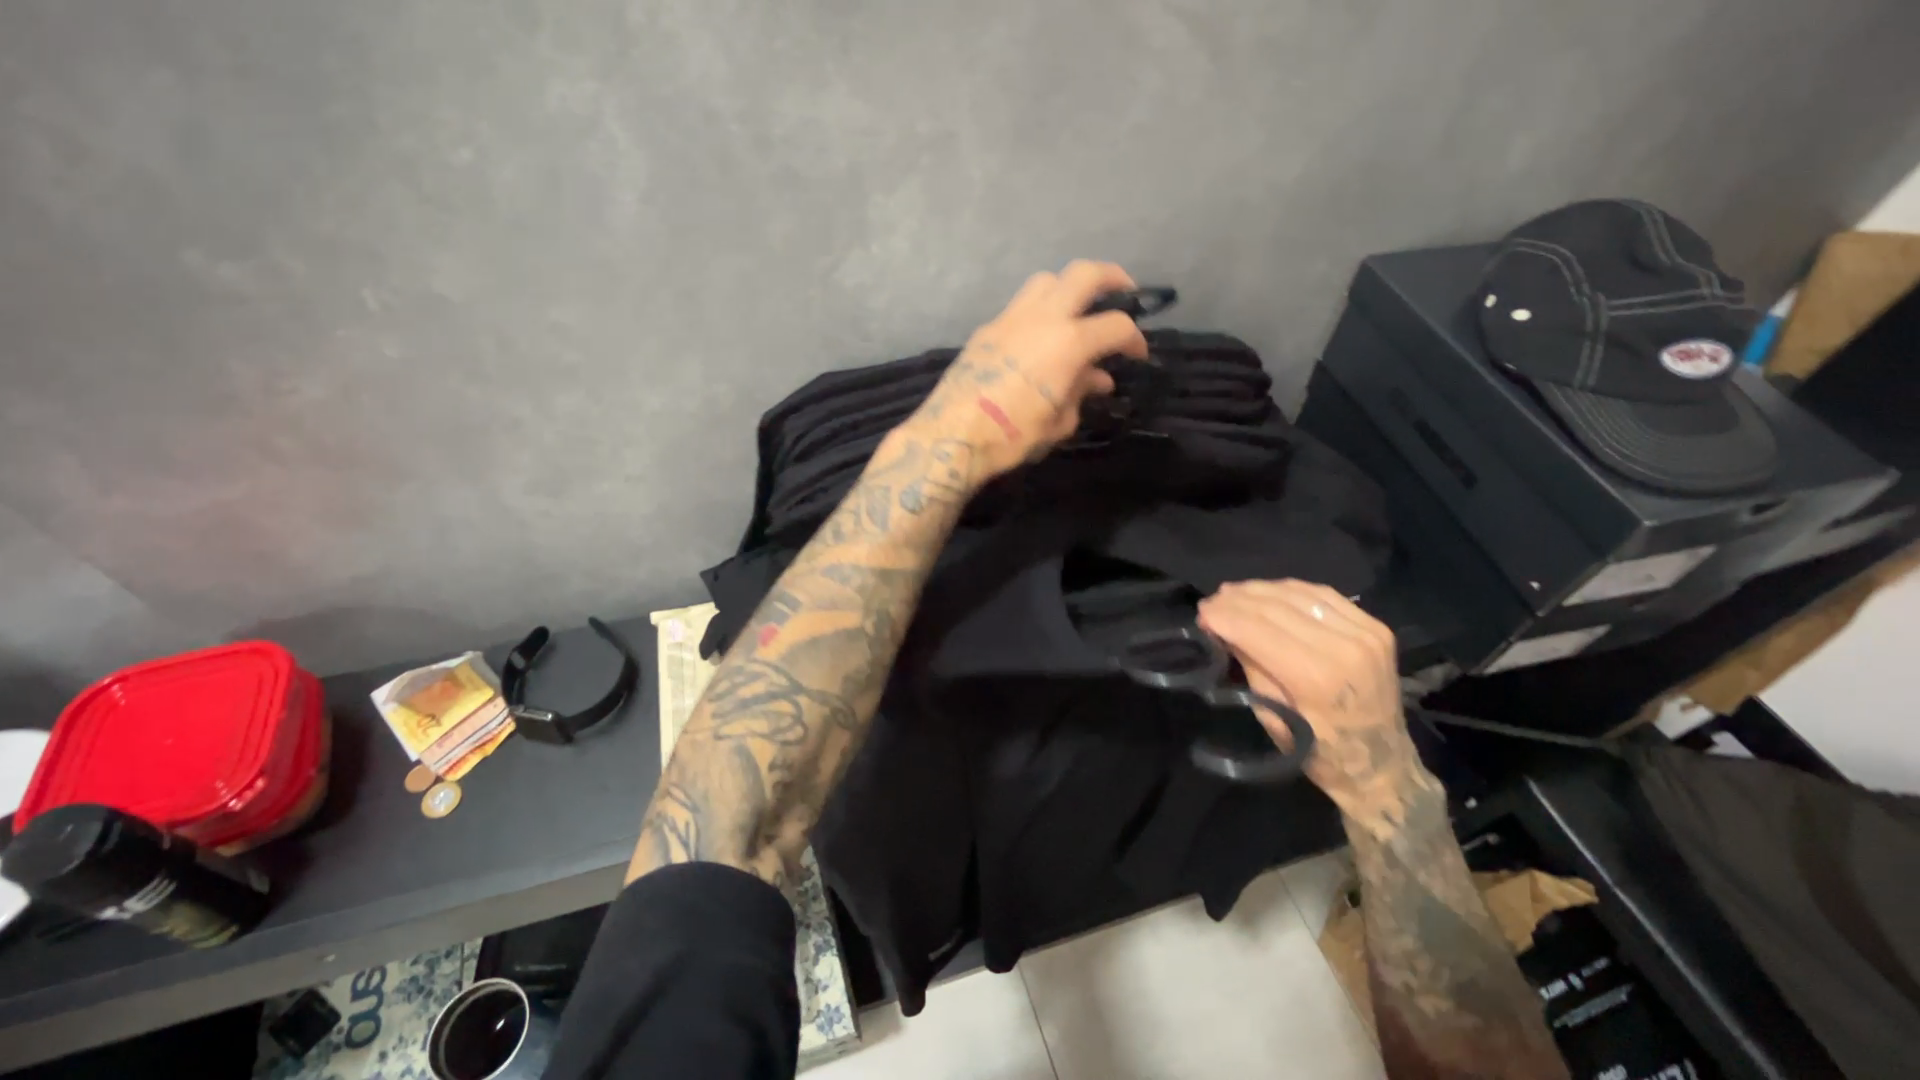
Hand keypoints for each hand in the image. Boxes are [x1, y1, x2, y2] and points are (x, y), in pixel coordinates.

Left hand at [907, 260, 1148, 478]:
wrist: (952, 436)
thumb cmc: (1013, 436)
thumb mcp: (1059, 421)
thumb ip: (1081, 392)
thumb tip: (1097, 379)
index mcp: (1069, 342)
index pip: (1116, 325)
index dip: (1134, 339)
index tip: (1137, 355)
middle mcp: (1042, 318)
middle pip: (1084, 274)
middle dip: (1111, 277)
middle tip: (1124, 292)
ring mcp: (1010, 318)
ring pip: (1047, 280)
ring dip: (1069, 287)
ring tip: (1078, 310)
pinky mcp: (987, 329)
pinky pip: (1021, 305)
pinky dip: (1039, 312)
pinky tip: (1042, 338)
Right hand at [1197, 580, 1418, 815]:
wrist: (1382, 764)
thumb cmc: (1318, 752)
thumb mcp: (1272, 716)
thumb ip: (1251, 667)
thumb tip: (1223, 630)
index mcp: (1315, 677)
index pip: (1257, 628)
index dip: (1224, 616)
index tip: (1201, 612)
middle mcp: (1343, 646)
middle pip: (1277, 607)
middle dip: (1237, 601)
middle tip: (1212, 601)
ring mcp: (1365, 633)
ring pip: (1300, 594)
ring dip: (1262, 590)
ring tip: (1235, 593)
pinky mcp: (1376, 628)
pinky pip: (1326, 596)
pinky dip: (1293, 590)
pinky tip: (1271, 593)